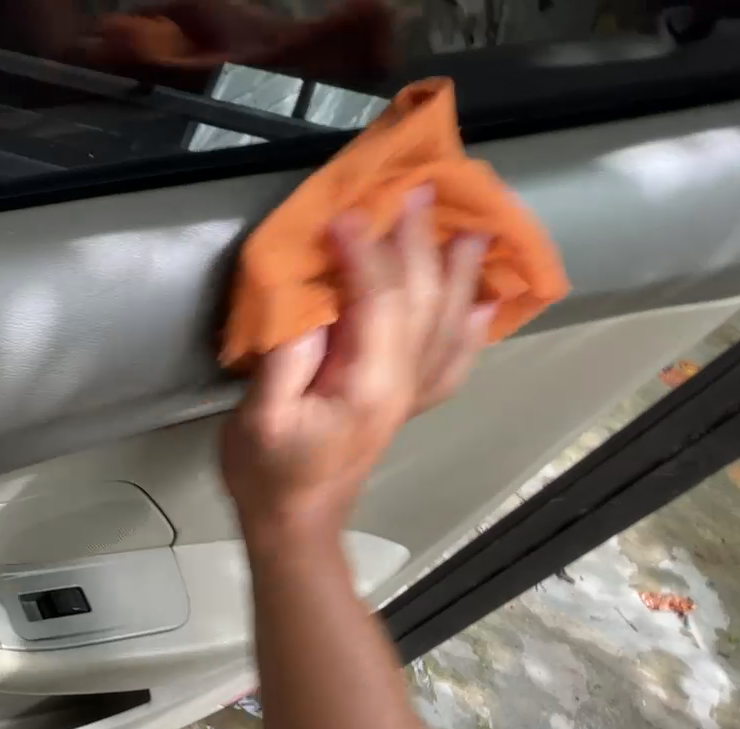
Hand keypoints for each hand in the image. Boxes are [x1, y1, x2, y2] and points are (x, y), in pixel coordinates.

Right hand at [222, 187, 493, 546]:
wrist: (293, 524)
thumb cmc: (266, 475)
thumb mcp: (258, 420)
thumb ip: (285, 364)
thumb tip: (307, 311)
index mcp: (366, 381)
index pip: (376, 300)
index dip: (362, 253)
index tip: (343, 215)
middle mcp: (401, 381)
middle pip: (420, 299)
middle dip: (418, 244)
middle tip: (419, 193)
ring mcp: (408, 394)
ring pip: (444, 320)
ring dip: (455, 272)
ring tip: (469, 231)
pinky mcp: (402, 405)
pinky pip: (449, 360)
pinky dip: (469, 329)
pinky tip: (481, 305)